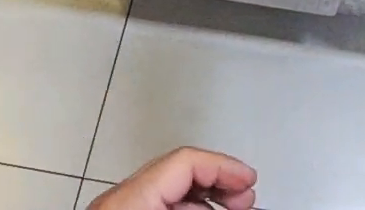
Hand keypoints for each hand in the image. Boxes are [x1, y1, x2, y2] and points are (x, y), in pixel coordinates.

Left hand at [89, 147, 257, 209]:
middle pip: (178, 170)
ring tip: (232, 208)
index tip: (248, 179)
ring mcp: (116, 207)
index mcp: (130, 196)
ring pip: (169, 188)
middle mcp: (119, 197)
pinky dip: (185, 208)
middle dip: (218, 179)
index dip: (223, 165)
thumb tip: (241, 201)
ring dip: (204, 196)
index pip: (185, 160)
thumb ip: (202, 209)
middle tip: (246, 195)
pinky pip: (158, 204)